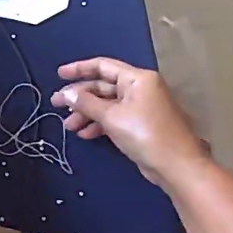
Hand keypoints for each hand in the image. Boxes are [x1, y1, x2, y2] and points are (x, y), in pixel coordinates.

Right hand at [52, 57, 210, 187]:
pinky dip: (99, 123)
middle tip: (56, 104)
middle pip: (102, 86)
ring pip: (106, 104)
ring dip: (86, 113)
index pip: (103, 66)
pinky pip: (114, 118)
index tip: (58, 74)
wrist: (177, 166)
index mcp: (137, 79)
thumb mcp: (111, 116)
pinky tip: (85, 134)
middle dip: (79, 97)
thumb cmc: (145, 134)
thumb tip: (66, 93)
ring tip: (69, 126)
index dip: (79, 68)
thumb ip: (86, 103)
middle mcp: (140, 88)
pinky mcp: (140, 124)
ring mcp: (140, 107)